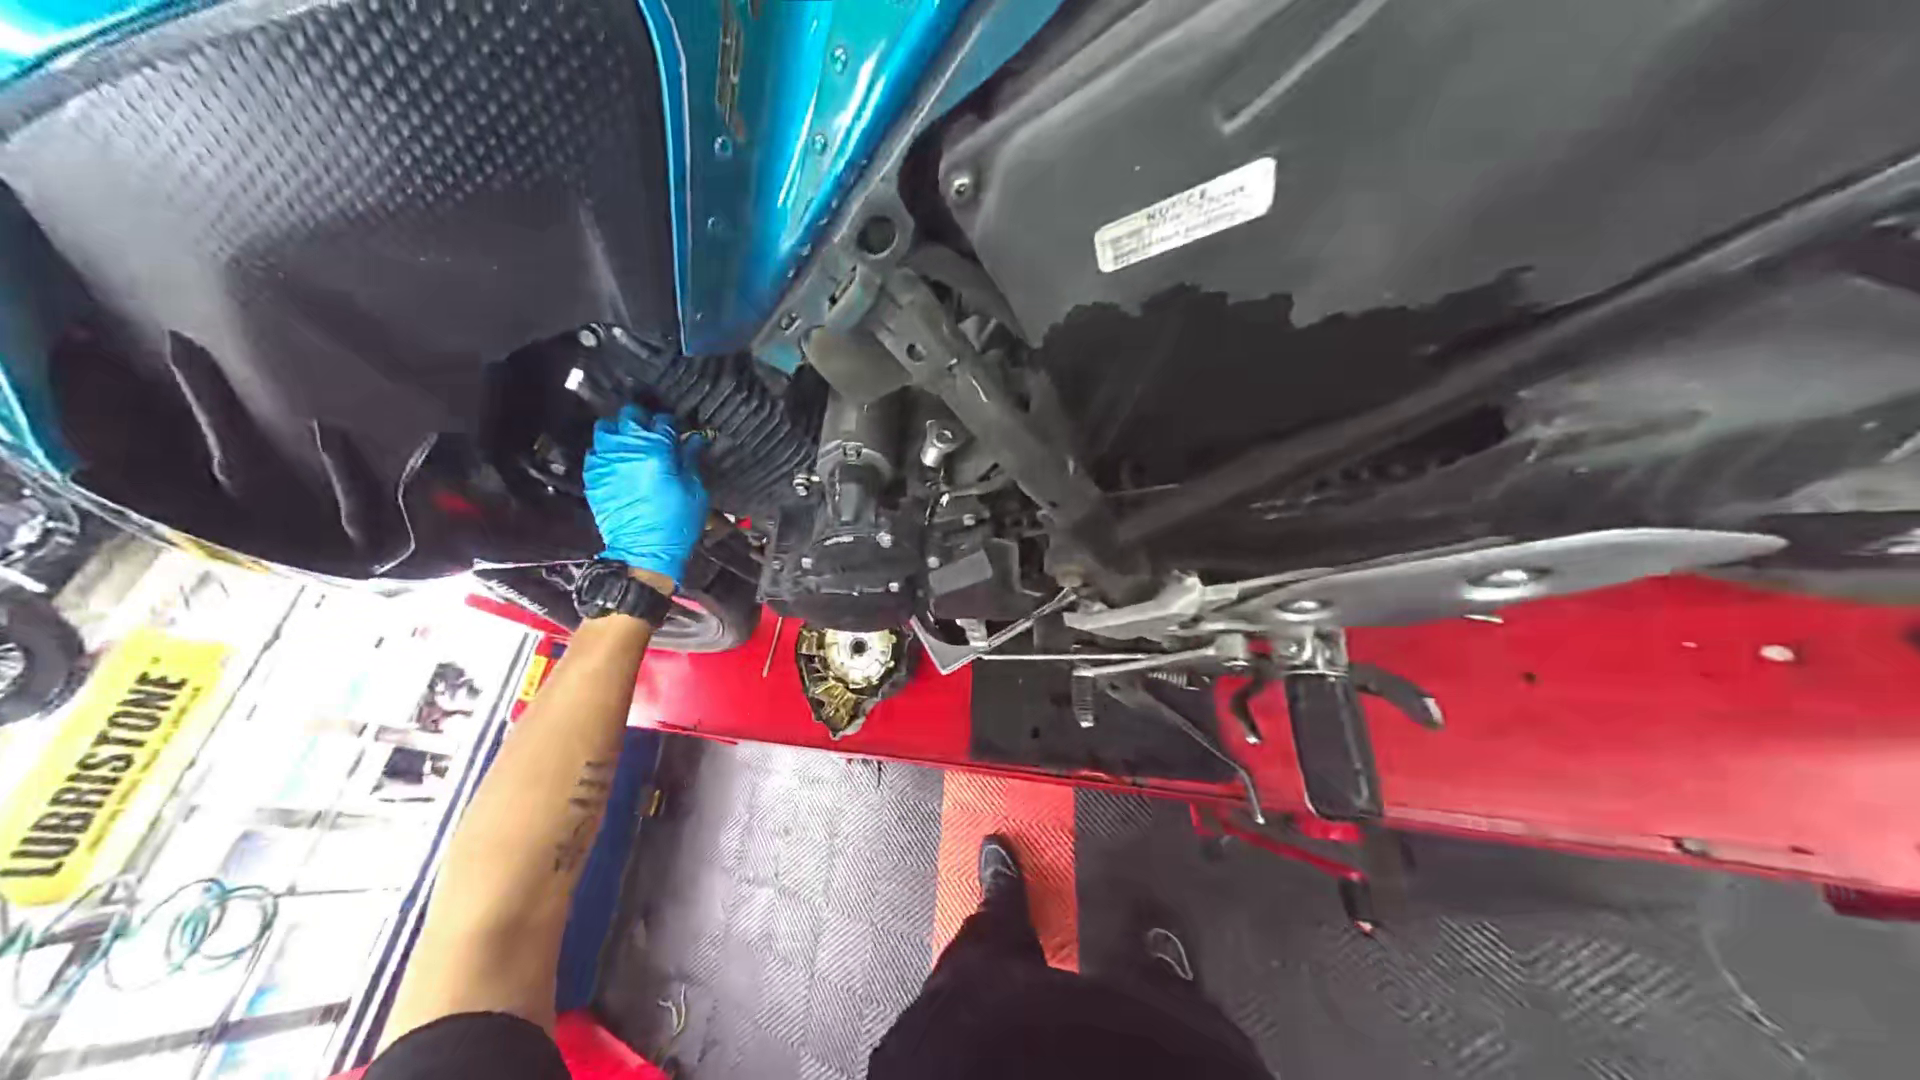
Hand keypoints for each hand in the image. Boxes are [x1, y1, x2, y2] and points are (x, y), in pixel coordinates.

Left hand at [583, 405, 709, 583]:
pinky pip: (595, 452)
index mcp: (656, 450)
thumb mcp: (694, 490)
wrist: (644, 551)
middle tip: (652, 432)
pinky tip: (619, 462)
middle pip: (629, 415)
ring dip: (620, 432)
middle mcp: (626, 449)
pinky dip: (607, 452)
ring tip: (631, 444)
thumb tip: (694, 440)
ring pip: (606, 428)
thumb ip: (690, 459)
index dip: (672, 424)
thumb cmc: (676, 523)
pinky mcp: (592, 476)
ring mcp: (605, 461)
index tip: (676, 432)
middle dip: (642, 420)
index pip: (663, 420)